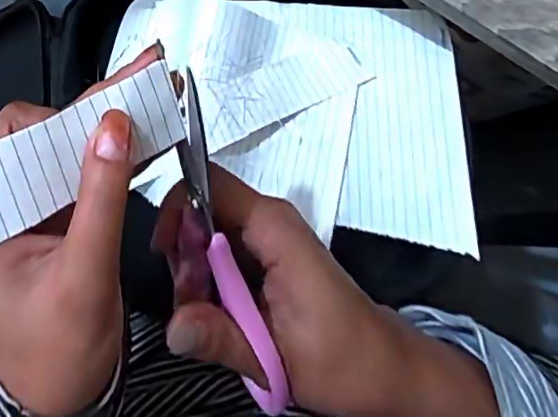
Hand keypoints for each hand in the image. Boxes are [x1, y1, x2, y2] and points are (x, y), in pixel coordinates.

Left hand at [0, 43, 164, 415]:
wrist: (58, 405)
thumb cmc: (52, 355)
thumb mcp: (81, 279)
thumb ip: (98, 201)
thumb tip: (112, 129)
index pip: (12, 136)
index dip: (59, 113)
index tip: (109, 97)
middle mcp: (3, 198)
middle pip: (43, 132)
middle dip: (93, 105)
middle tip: (141, 74)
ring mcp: (31, 204)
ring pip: (65, 145)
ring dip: (106, 121)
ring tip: (147, 91)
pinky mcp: (57, 213)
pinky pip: (82, 169)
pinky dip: (112, 150)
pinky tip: (140, 132)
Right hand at [154, 168, 498, 416]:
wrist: (391, 374)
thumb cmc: (350, 361)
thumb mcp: (280, 359)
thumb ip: (222, 339)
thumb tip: (174, 329)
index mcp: (271, 226)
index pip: (204, 183)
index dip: (175, 210)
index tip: (167, 253)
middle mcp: (265, 219)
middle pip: (197, 208)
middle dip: (183, 252)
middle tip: (190, 300)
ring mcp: (263, 233)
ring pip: (203, 229)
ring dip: (193, 269)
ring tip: (207, 313)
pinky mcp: (262, 250)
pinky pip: (217, 246)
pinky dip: (207, 276)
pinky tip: (218, 310)